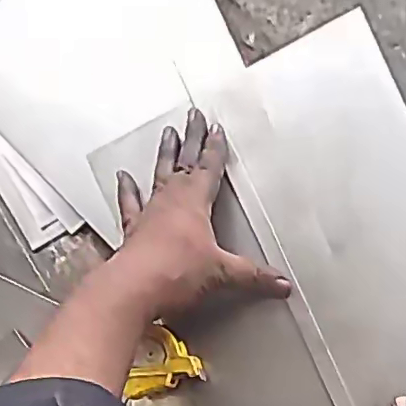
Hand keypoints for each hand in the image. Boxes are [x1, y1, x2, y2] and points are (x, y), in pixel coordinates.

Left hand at [108, 108, 290, 319]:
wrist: (135, 289)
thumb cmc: (177, 273)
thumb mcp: (222, 274)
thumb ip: (252, 276)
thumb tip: (283, 285)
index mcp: (194, 202)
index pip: (209, 168)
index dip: (215, 149)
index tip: (216, 128)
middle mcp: (170, 201)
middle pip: (184, 162)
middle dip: (191, 139)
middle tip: (192, 116)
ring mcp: (148, 214)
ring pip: (158, 176)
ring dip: (164, 155)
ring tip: (166, 135)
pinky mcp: (132, 232)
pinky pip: (130, 205)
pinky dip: (127, 191)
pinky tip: (123, 178)